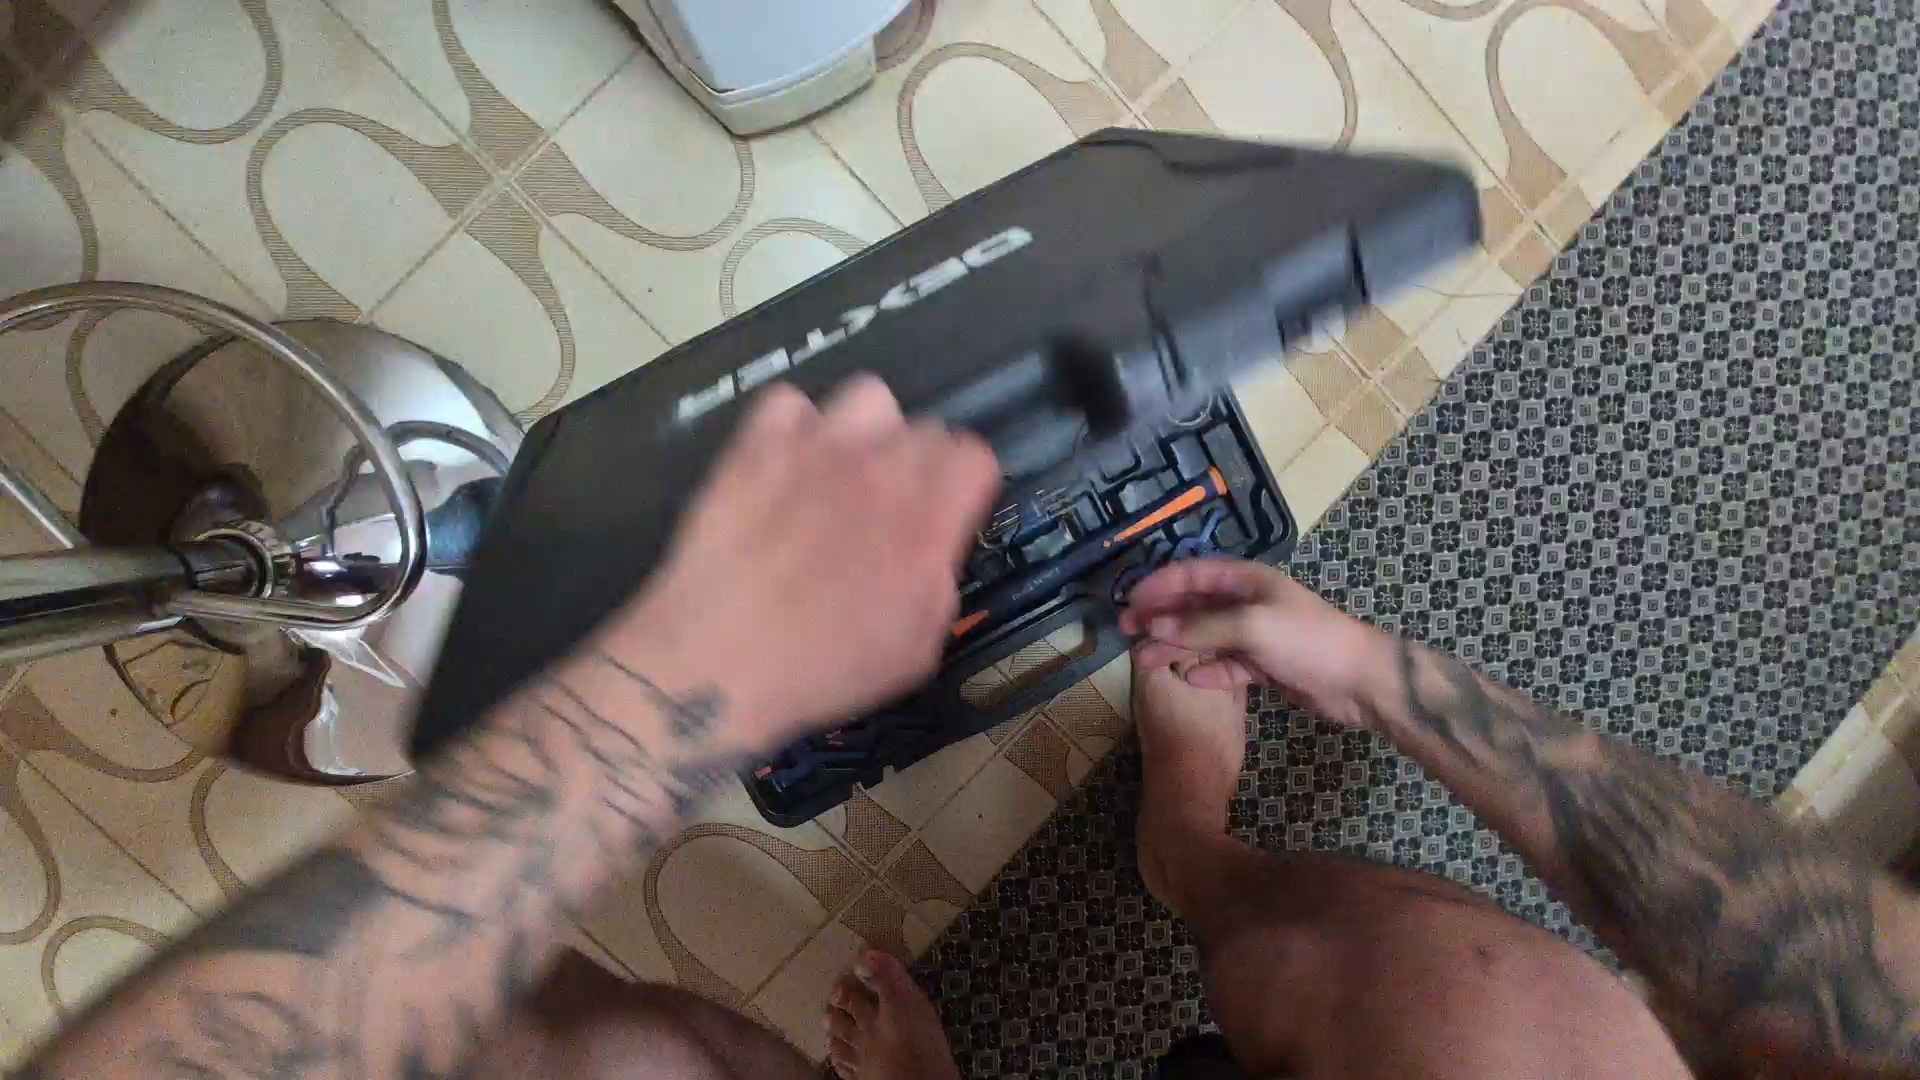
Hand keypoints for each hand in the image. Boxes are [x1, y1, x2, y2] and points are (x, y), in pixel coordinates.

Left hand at [599, 375, 999, 752]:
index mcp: (927, 517)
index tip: (952, 513)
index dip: (969, 486)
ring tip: (846, 473)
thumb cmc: (826, 667)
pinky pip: (790, 404)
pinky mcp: (756, 445)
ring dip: (871, 433)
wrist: (718, 663)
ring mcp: (815, 447)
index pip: (975, 457)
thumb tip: (934, 549)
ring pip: (870, 399)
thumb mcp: (918, 646)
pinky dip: (795, 429)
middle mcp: (879, 467)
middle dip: (924, 465)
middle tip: (895, 509)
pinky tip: (786, 467)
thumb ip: (940, 579)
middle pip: (927, 429)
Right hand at [1120, 558, 1394, 730]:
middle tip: (1127, 631)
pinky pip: (1224, 665)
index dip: (1158, 585)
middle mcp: (1245, 603)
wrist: (1361, 682)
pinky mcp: (1262, 665)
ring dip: (1174, 647)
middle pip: (1192, 606)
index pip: (1191, 574)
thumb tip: (1153, 626)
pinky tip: (1189, 678)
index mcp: (1245, 581)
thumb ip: (1200, 627)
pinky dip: (1206, 670)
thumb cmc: (1307, 641)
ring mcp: (1253, 635)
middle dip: (1159, 617)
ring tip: (1144, 660)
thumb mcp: (1250, 626)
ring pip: (1203, 637)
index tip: (1130, 601)